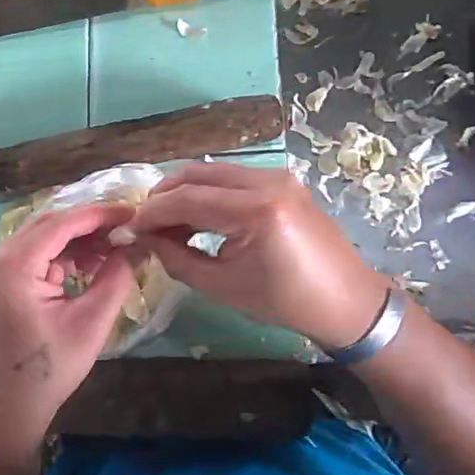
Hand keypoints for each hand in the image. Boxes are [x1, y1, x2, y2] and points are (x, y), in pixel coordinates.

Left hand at [0, 204, 137, 471]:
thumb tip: (135, 247)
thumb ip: (113, 280)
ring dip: (77, 241)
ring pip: (41, 239)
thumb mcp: (89, 324)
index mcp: (13, 265)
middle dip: (89, 224)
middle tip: (128, 227)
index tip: (133, 211)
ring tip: (116, 248)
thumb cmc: (47, 371)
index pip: (60, 223)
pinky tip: (91, 265)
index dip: (99, 214)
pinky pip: (34, 257)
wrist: (5, 408)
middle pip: (48, 225)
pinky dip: (62, 257)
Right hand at [123, 162, 389, 348]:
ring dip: (182, 192)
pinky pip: (230, 177)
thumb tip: (142, 237)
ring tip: (166, 222)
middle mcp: (267, 182)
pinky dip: (205, 192)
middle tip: (143, 223)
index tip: (126, 228)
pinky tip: (194, 216)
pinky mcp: (281, 180)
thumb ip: (175, 257)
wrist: (348, 302)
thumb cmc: (285, 301)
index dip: (150, 213)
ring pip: (210, 171)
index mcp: (256, 211)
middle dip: (162, 197)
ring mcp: (277, 176)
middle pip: (195, 175)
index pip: (186, 199)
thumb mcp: (221, 285)